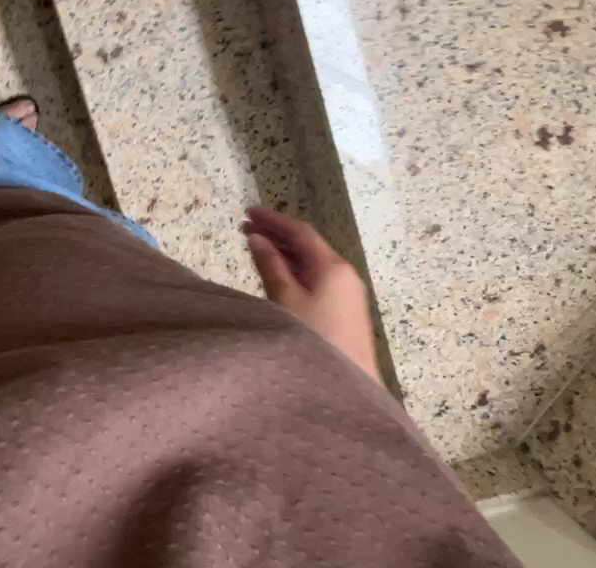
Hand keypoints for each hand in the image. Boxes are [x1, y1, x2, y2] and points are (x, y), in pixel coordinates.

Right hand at [242, 206, 381, 383]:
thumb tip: (256, 238)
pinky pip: (315, 276)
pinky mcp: (344, 309)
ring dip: (283, 251)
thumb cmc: (313, 336)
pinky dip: (293, 268)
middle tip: (246, 227)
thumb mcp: (285, 297)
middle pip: (308, 245)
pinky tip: (276, 272)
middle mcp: (344, 274)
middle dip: (276, 234)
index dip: (273, 219)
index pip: (300, 231)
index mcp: (332, 266)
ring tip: (255, 246)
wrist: (350, 384)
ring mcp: (346, 293)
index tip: (247, 212)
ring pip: (311, 261)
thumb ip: (270, 264)